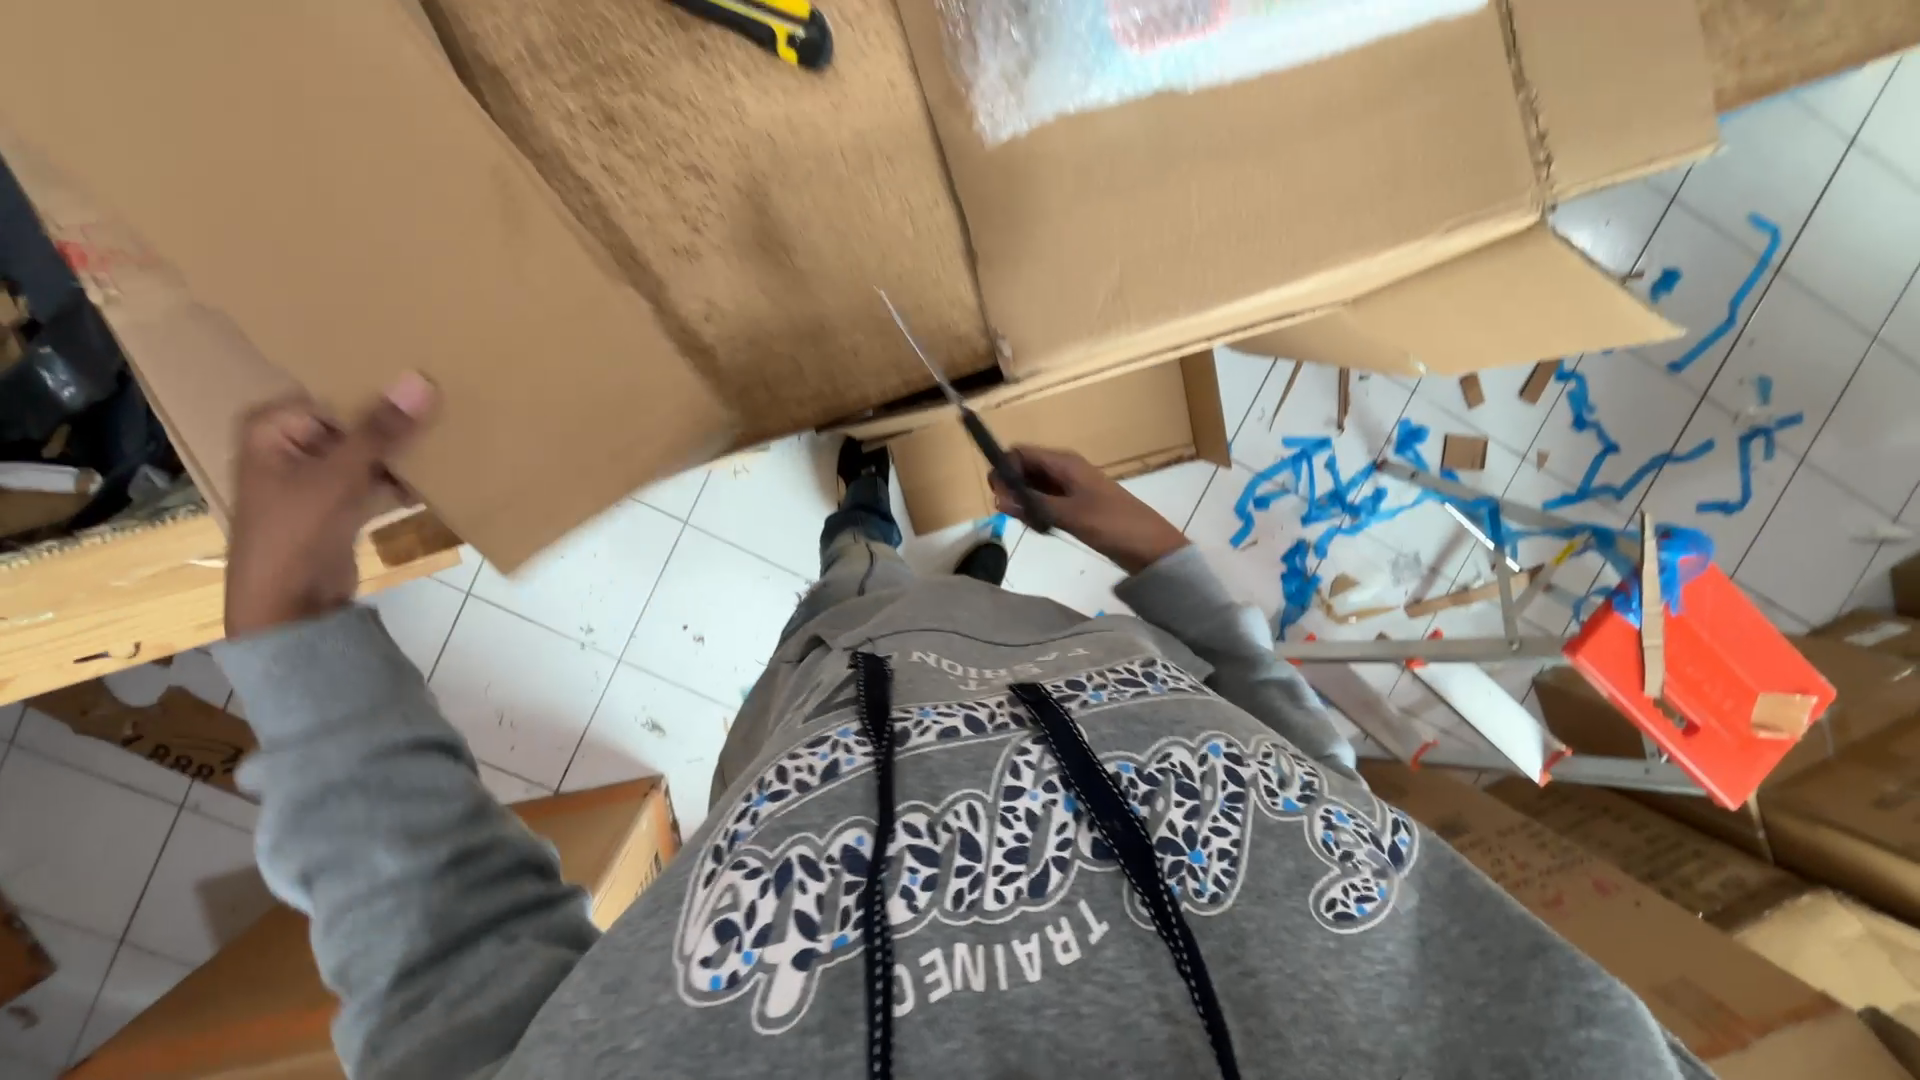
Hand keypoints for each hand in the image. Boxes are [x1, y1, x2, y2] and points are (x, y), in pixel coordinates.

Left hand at [225, 374, 436, 637]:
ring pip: (369, 453)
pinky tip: (438, 482)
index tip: (425, 381)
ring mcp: (314, 478)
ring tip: (449, 443)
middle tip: (446, 408)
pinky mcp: (338, 505)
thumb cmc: (295, 530)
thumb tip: (419, 380)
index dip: (377, 389)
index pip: (333, 393)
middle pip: (354, 423)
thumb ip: (380, 430)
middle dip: (396, 424)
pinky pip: (376, 481)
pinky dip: (401, 483)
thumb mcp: (339, 475)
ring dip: (403, 456)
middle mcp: (289, 446)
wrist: (287, 604)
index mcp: (272, 427)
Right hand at [990, 445, 1189, 573]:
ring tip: (1030, 523)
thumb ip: (1033, 505)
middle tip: (1012, 513)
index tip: (999, 495)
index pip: (1020, 453)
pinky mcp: (1074, 504)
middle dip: (1012, 488)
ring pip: (1033, 487)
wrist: (1150, 546)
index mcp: (1064, 462)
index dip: (1004, 469)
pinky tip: (1041, 528)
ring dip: (1024, 503)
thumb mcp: (1069, 515)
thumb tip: (997, 498)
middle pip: (1024, 468)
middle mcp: (1064, 469)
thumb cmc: (1112, 524)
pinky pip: (1045, 502)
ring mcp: (1069, 487)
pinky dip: (1037, 512)